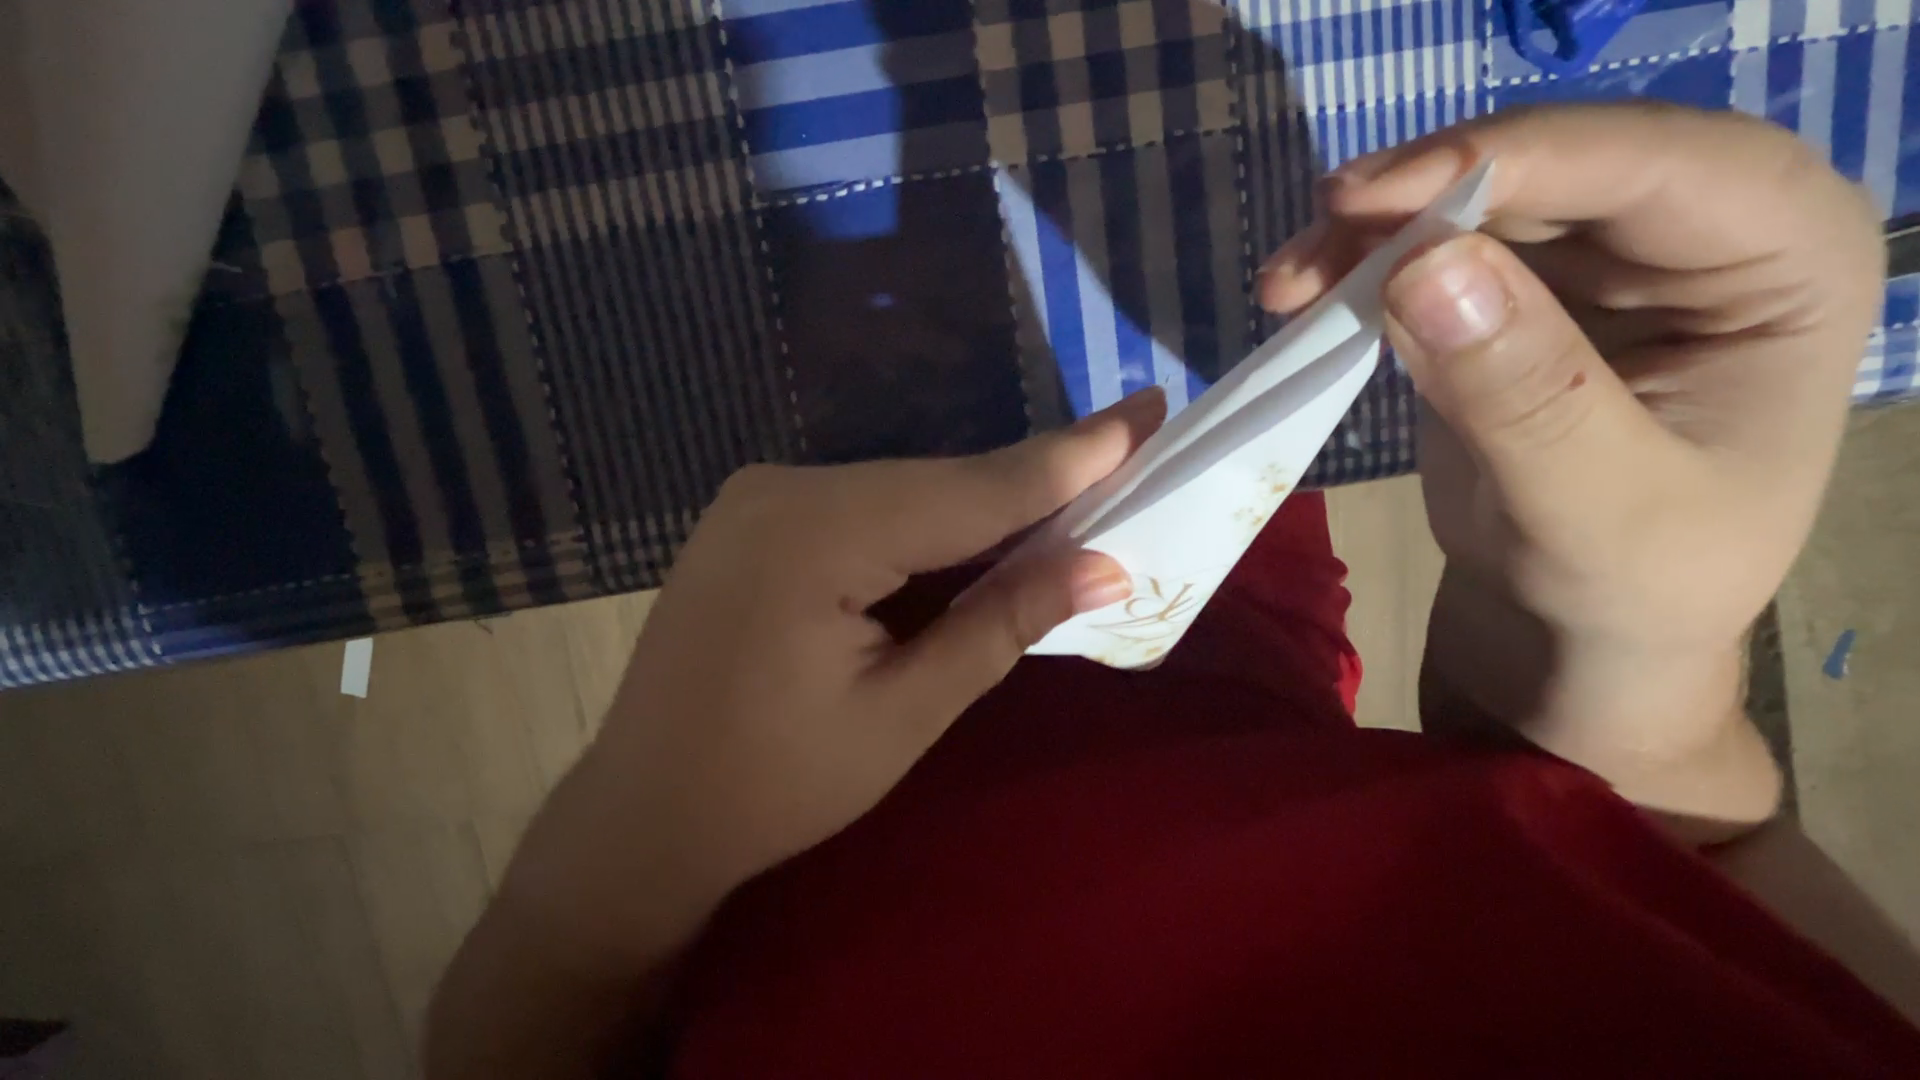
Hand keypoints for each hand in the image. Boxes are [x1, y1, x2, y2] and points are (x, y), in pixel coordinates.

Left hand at [498, 389, 1163, 959]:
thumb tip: (1105, 566)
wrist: (642, 812)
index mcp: (815, 535)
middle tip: (1125, 460)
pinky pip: (864, 506)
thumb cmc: (774, 785)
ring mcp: (758, 496)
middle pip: (938, 482)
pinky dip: (925, 524)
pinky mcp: (753, 517)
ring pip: (904, 490)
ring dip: (981, 507)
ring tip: (1068, 506)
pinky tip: (974, 537)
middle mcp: (781, 488)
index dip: (1069, 458)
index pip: (972, 490)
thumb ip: (1001, 625)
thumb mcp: (905, 715)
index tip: (1146, 410)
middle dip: (1032, 485)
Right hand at [1259, 104, 1883, 831]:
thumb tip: (1423, 268)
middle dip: (1424, 193)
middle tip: (1315, 229)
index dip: (1513, 160)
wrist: (1573, 628)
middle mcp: (1695, 238)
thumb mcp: (1591, 507)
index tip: (1371, 196)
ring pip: (1476, 202)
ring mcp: (1597, 266)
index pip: (1656, 166)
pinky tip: (1307, 297)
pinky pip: (1431, 255)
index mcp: (1783, 264)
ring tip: (1286, 282)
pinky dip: (1361, 270)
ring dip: (1372, 231)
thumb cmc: (1625, 584)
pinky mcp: (1514, 301)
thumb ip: (1522, 393)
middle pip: (1553, 167)